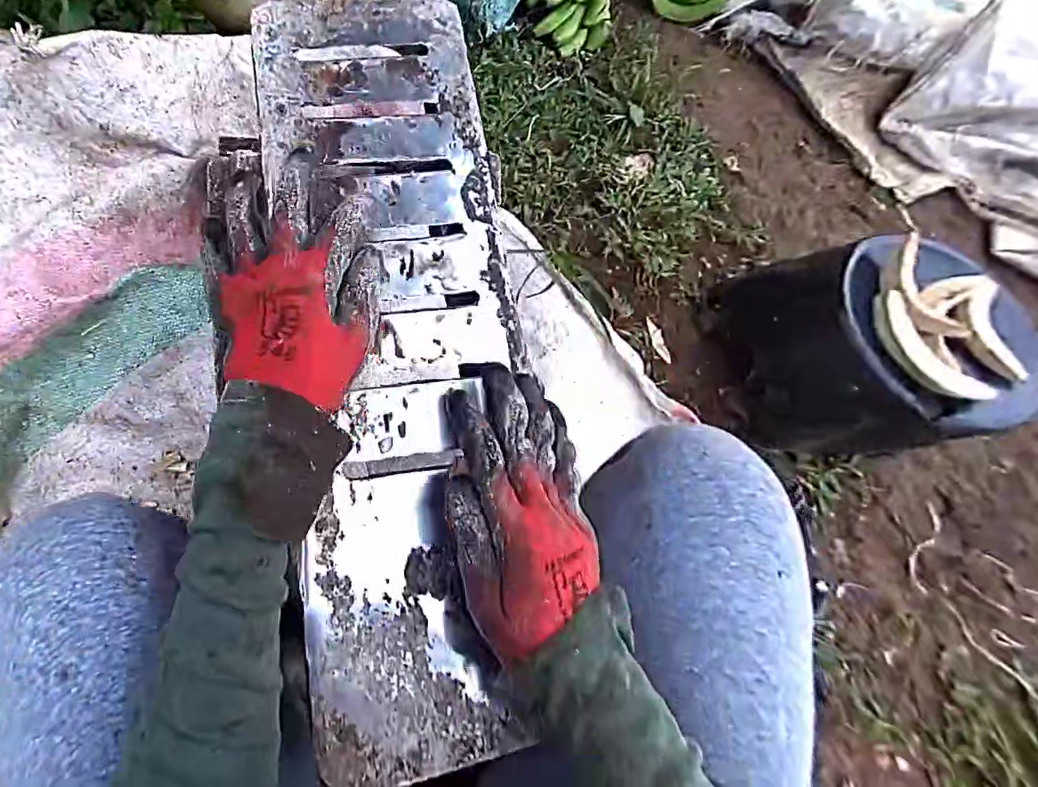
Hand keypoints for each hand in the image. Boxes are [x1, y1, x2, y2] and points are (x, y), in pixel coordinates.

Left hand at [204, 153, 373, 412]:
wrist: (273, 403)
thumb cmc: (317, 373)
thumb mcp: (354, 337)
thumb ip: (361, 293)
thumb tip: (368, 259)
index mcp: (315, 275)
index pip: (336, 231)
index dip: (348, 209)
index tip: (355, 192)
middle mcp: (279, 267)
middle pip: (284, 213)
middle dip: (291, 181)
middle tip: (294, 157)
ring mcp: (247, 278)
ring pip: (241, 226)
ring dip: (241, 197)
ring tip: (240, 175)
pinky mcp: (224, 295)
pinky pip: (214, 259)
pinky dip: (211, 239)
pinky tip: (209, 221)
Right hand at [444, 366, 597, 666]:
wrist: (581, 663)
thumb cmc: (525, 632)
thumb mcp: (482, 594)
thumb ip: (468, 536)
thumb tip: (456, 486)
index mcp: (516, 530)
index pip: (490, 464)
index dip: (474, 428)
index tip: (461, 400)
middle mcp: (547, 515)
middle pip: (524, 445)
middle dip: (508, 403)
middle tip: (495, 373)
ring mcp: (568, 516)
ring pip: (552, 452)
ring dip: (538, 412)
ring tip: (527, 383)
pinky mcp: (580, 522)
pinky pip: (569, 471)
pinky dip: (561, 440)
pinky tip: (556, 422)